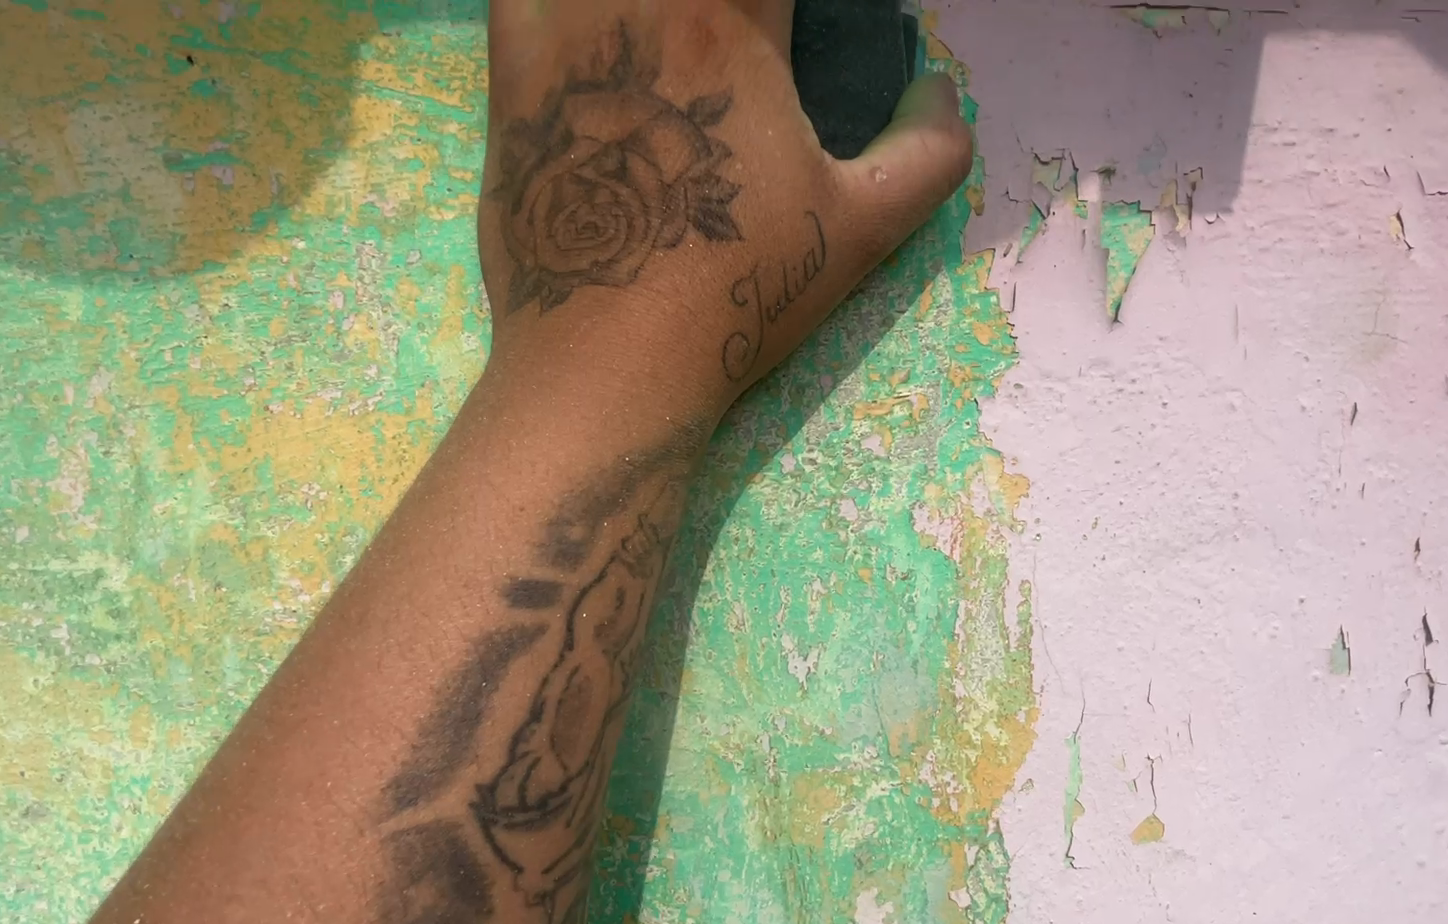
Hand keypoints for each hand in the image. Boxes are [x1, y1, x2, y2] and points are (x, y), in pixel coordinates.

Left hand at [477, 1, 973, 423]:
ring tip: (685, 51)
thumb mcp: (861, 232)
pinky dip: (568, 6)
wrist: (612, 365)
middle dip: (735, 13)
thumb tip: (939, 90)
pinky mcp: (508, 76)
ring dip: (659, 15)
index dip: (793, 12)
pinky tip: (606, 45)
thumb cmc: (740, 294)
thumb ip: (927, 153)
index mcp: (728, 17)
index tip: (802, 42)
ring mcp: (561, 31)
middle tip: (753, 48)